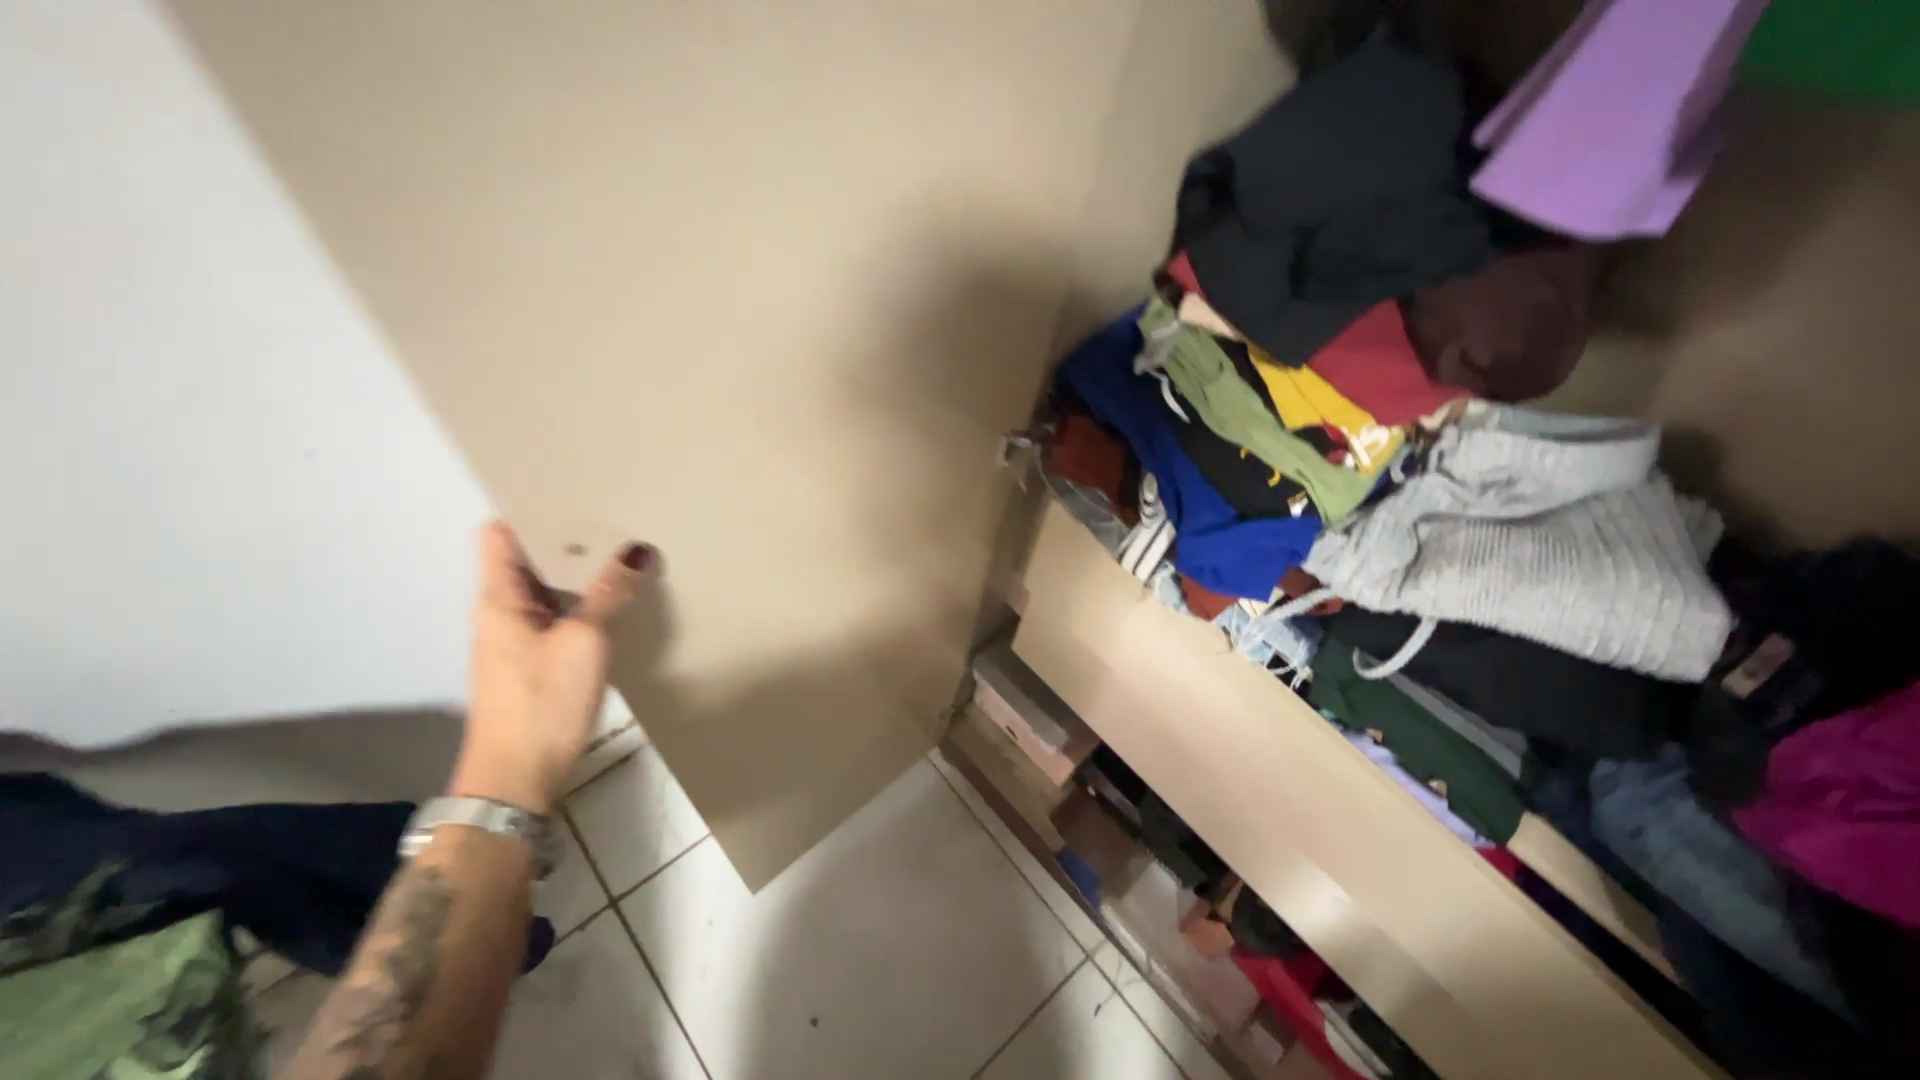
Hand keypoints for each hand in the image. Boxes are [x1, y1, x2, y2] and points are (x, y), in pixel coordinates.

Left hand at [450, 522, 656, 813]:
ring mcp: (517, 636)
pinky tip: (617, 600)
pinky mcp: (534, 660)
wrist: (516, 776)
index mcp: (499, 596)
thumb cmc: (542, 702)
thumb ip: (610, 594)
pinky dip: (583, 601)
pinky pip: (559, 614)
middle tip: (613, 516)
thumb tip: (636, 551)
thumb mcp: (584, 641)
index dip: (528, 509)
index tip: (570, 493)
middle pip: (528, 556)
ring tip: (622, 550)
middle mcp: (502, 609)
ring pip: (548, 587)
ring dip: (579, 571)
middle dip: (566, 537)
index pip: (500, 532)